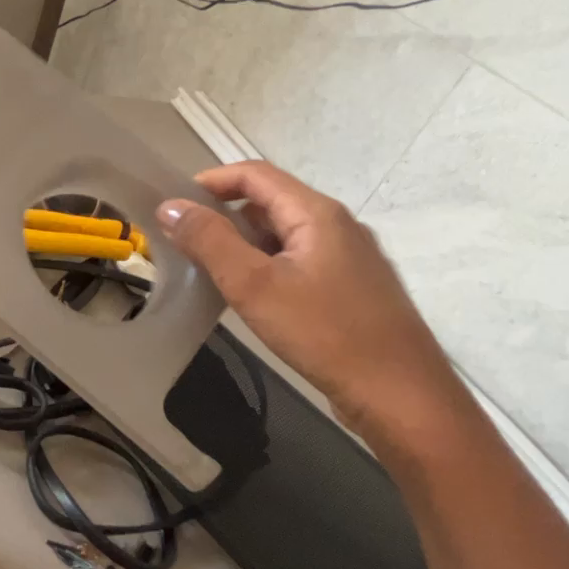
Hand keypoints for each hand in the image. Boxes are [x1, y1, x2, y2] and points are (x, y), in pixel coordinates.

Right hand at [157, 161, 462, 430]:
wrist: (398, 394)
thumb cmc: (323, 333)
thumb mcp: (253, 285)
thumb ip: (210, 241)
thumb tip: (170, 206)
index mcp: (317, 213)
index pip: (256, 175)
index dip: (210, 181)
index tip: (173, 205)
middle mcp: (337, 225)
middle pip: (270, 201)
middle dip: (223, 213)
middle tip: (183, 240)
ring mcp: (348, 257)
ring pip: (284, 233)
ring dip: (242, 241)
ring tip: (206, 268)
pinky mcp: (350, 287)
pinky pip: (297, 259)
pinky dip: (265, 264)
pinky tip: (248, 295)